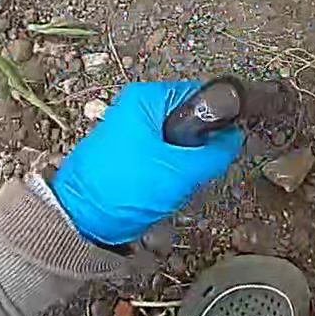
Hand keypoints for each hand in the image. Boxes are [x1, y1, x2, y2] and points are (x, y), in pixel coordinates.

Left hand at [50, 81, 244, 244]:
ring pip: (175, 139)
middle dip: (198, 145)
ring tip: (178, 180)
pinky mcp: (124, 151)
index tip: (226, 140)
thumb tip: (235, 138)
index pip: (197, 94)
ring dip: (183, 160)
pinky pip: (159, 152)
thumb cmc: (127, 187)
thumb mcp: (182, 170)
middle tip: (198, 167)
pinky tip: (163, 187)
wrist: (79, 221)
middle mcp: (135, 105)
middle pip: (187, 117)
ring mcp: (128, 128)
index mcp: (146, 97)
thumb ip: (216, 151)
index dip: (217, 117)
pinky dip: (167, 168)